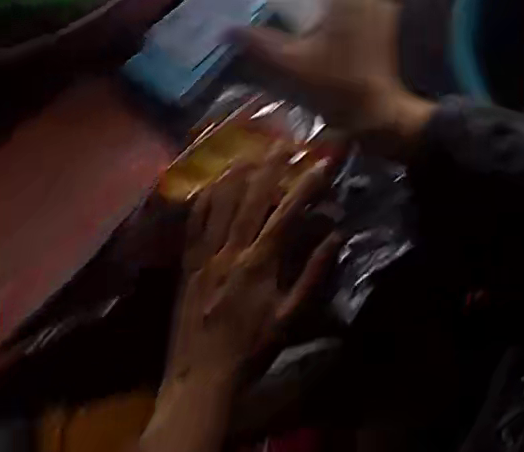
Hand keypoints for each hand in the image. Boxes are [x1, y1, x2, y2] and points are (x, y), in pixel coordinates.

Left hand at [166, 149, 337, 383]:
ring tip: (250, 150)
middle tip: (285, 141)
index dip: (306, 184)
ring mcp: (205, 255)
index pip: (287, 212)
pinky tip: (213, 182)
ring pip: (220, 203)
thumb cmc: (251, 349)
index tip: (324, 162)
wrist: (199, 382)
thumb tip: (337, 234)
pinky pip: (194, 223)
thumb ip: (313, 273)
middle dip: (271, 166)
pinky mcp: (187, 264)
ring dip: (238, 173)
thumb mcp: (290, 316)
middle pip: (252, 198)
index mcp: (259, 263)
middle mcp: (230, 251)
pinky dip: (206, 198)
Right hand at [239, 0, 433, 158]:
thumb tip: (228, 29)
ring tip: (316, 7)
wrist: (376, 111)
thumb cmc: (335, 82)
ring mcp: (385, 15)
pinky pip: (371, 6)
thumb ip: (259, 43)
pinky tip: (332, 29)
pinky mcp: (387, 32)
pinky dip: (353, 8)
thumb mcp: (290, 63)